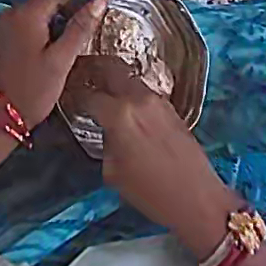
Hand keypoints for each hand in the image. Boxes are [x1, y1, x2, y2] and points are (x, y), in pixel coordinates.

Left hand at [0, 0, 109, 127]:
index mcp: (28, 14)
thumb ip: (80, 28)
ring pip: (42, 5)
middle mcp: (14, 12)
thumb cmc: (32, 90)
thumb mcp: (61, 60)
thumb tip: (99, 1)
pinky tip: (66, 29)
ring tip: (89, 15)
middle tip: (102, 0)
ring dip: (65, 7)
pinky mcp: (5, 35)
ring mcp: (7, 23)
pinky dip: (51, 18)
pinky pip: (33, 17)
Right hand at [65, 55, 237, 256]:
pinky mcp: (172, 108)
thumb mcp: (113, 171)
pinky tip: (127, 108)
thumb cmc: (150, 192)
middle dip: (95, 69)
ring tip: (104, 91)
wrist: (196, 196)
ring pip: (131, 80)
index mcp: (120, 114)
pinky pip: (145, 93)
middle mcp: (139, 99)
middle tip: (83, 73)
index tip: (69, 97)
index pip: (89, 95)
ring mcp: (158, 101)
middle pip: (112, 70)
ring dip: (116, 81)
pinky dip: (132, 94)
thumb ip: (105, 143)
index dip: (75, 95)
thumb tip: (106, 132)